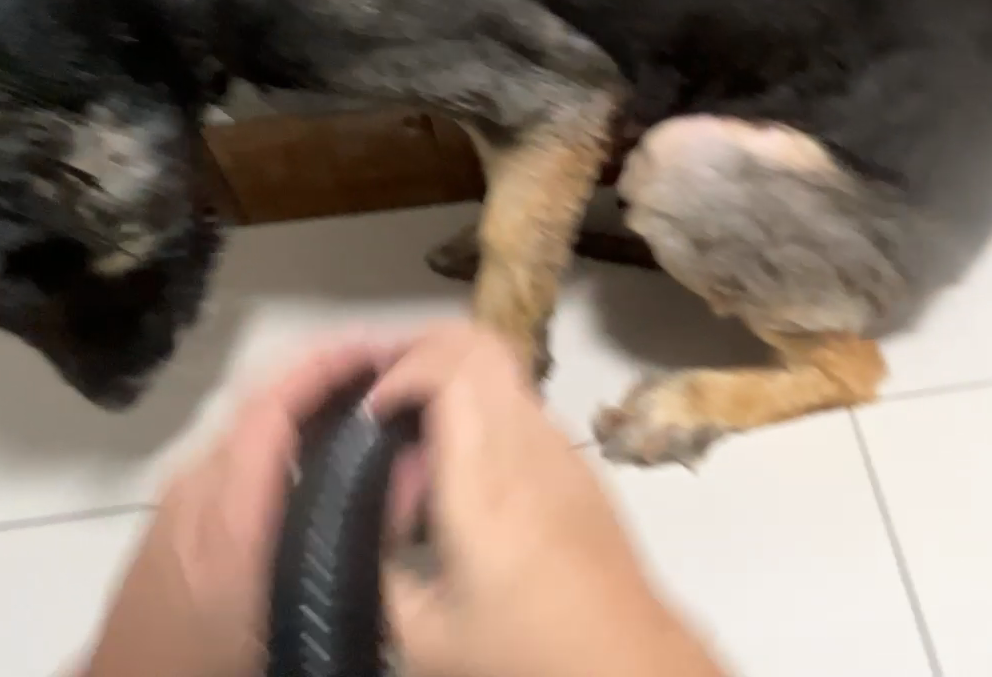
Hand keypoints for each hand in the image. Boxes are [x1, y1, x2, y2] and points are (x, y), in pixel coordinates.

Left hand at [82, 335, 410, 676]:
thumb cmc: (219, 657)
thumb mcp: (307, 601)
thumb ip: (367, 534)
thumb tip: (422, 467)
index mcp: (227, 506)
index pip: (277, 403)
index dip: (330, 364)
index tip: (385, 348)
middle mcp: (198, 481)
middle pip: (269, 395)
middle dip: (333, 367)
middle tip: (395, 363)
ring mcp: (183, 489)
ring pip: (258, 415)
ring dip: (315, 391)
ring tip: (373, 390)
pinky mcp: (181, 504)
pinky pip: (248, 440)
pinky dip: (293, 420)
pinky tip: (328, 437)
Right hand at [373, 323, 726, 676]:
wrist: (626, 654)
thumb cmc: (525, 650)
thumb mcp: (426, 637)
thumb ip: (381, 576)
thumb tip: (365, 532)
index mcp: (485, 478)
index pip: (453, 370)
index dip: (404, 370)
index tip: (372, 410)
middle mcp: (527, 441)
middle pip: (483, 345)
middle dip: (424, 348)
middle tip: (385, 389)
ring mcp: (559, 443)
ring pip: (505, 368)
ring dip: (454, 375)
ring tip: (416, 428)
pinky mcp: (576, 458)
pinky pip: (522, 404)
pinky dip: (482, 404)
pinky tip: (462, 463)